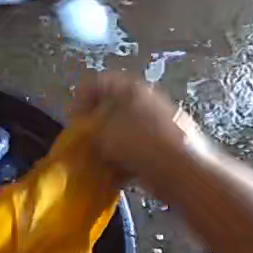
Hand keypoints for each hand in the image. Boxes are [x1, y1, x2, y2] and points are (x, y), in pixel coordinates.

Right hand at [74, 73, 203, 189]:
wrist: (180, 168)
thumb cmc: (137, 142)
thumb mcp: (100, 131)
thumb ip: (86, 125)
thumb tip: (83, 127)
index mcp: (129, 87)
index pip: (95, 82)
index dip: (79, 99)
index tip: (72, 119)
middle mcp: (145, 98)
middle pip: (110, 105)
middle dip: (94, 123)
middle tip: (82, 140)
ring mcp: (157, 121)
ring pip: (122, 128)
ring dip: (108, 143)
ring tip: (97, 159)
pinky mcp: (164, 143)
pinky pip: (135, 146)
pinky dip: (124, 157)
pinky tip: (115, 170)